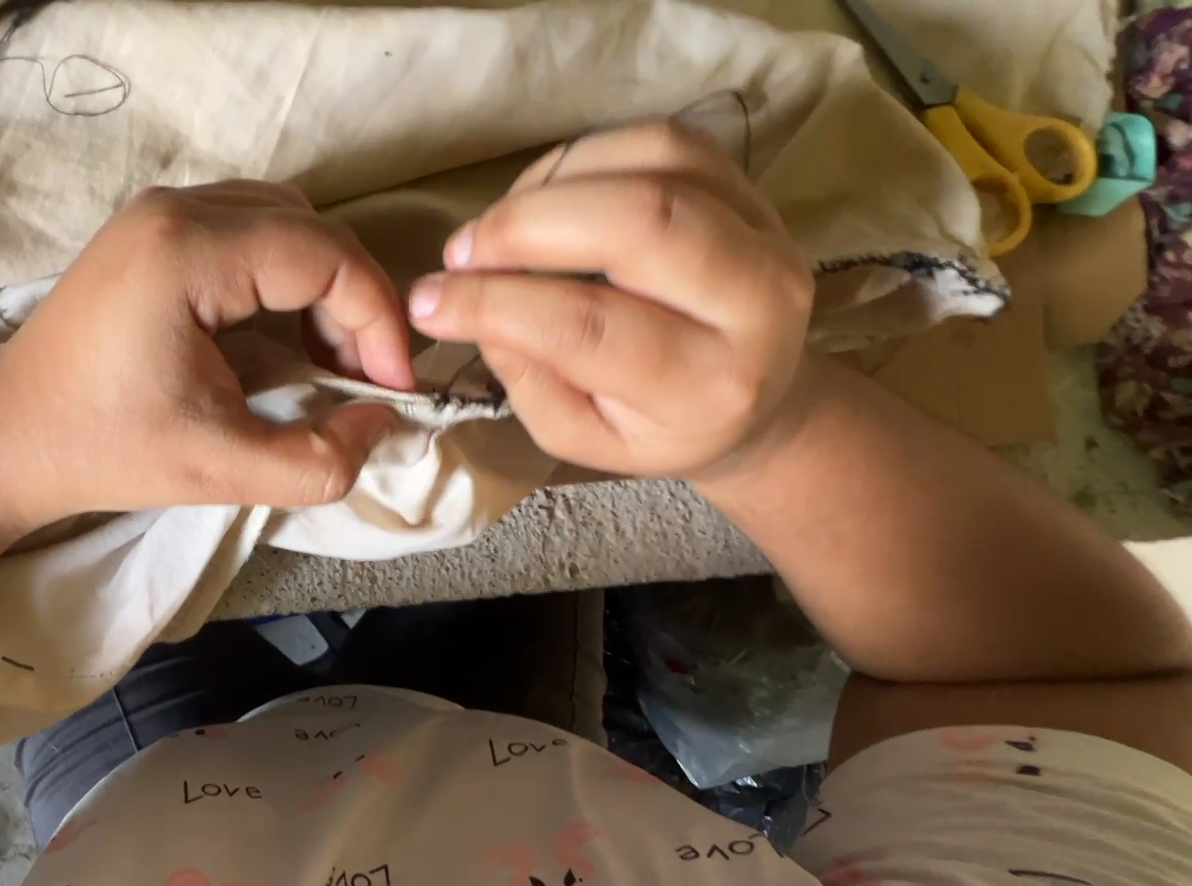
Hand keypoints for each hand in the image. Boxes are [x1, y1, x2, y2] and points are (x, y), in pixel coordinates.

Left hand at [0, 181, 413, 530]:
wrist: (6, 441)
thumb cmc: (103, 452)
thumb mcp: (222, 471)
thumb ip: (320, 460)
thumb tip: (380, 423)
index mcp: (188, 251)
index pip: (325, 257)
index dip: (377, 322)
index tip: (391, 389)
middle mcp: (175, 208)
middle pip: (309, 230)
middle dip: (353, 306)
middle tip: (359, 379)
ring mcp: (157, 214)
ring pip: (282, 224)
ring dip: (321, 290)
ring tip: (325, 362)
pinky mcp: (149, 234)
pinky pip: (247, 234)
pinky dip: (284, 281)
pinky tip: (280, 337)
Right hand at [404, 122, 815, 479]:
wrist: (757, 400)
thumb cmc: (653, 429)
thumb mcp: (579, 437)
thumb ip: (530, 381)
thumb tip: (477, 308)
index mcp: (702, 384)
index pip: (588, 328)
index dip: (495, 305)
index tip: (427, 302)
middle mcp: (754, 301)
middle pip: (640, 223)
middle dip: (524, 228)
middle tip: (461, 252)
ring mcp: (763, 230)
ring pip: (653, 166)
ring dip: (549, 186)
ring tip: (495, 230)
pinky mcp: (750, 188)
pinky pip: (661, 143)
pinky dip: (583, 159)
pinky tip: (540, 198)